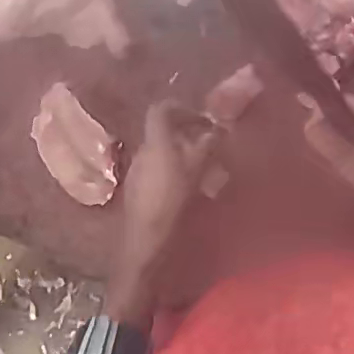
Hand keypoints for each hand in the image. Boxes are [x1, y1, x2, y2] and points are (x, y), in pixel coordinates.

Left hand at [107, 102, 214, 326]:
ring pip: (162, 153)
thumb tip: (217, 129)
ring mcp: (136, 172)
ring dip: (182, 155)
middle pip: (162, 132)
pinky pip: (158, 171)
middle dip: (187, 134)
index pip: (161, 109)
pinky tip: (190, 190)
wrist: (143, 245)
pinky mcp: (137, 191)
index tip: (202, 119)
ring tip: (206, 170)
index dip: (181, 108)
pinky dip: (175, 172)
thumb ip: (207, 147)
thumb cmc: (170, 203)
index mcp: (154, 142)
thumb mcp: (195, 171)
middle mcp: (141, 152)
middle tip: (211, 146)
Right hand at [303, 94, 353, 229]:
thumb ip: (332, 144)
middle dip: (328, 119)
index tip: (293, 112)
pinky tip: (342, 162)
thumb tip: (307, 117)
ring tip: (315, 147)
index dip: (318, 103)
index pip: (341, 99)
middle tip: (299, 133)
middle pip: (351, 112)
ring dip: (341, 135)